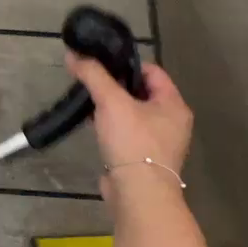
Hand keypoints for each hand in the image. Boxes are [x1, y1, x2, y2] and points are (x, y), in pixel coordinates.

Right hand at [67, 53, 191, 195]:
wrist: (138, 192)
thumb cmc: (132, 141)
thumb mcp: (110, 101)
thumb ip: (92, 74)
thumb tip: (73, 53)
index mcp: (174, 105)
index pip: (152, 71)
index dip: (125, 63)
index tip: (99, 64)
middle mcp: (172, 121)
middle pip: (141, 91)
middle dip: (115, 85)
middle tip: (90, 81)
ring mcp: (160, 141)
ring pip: (133, 112)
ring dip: (112, 105)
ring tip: (88, 101)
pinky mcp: (145, 156)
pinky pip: (128, 131)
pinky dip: (112, 124)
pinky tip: (94, 124)